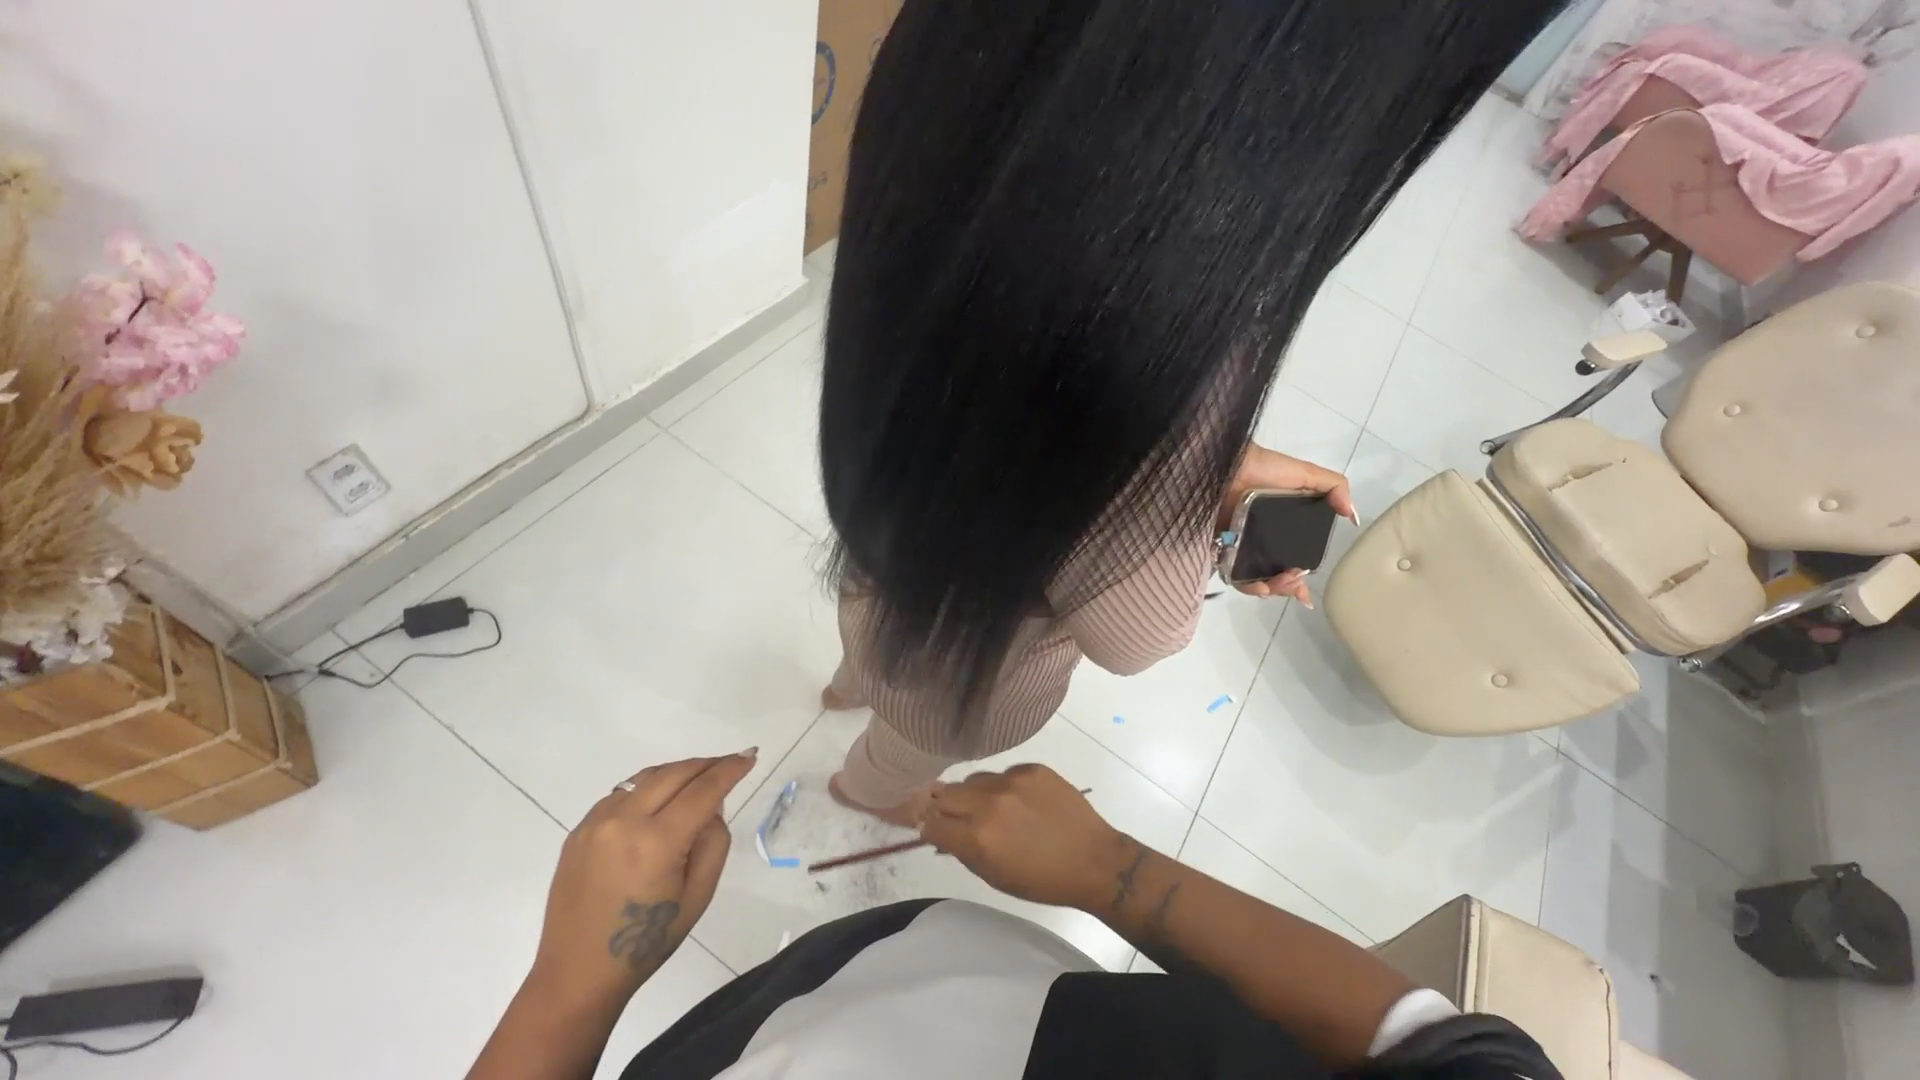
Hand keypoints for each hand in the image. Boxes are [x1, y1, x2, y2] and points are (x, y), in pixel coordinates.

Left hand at [530, 751, 756, 1003]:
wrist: (579, 972)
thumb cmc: (649, 941)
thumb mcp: (699, 894)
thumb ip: (714, 841)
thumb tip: (710, 806)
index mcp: (657, 842)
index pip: (703, 790)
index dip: (730, 769)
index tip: (749, 756)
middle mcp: (624, 821)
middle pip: (674, 773)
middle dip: (706, 764)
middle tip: (730, 762)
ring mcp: (595, 823)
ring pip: (645, 777)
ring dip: (676, 771)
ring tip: (698, 777)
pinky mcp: (579, 830)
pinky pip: (620, 794)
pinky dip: (647, 788)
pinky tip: (660, 800)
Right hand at [918, 764, 1133, 910]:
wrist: (1095, 861)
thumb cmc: (1043, 881)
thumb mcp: (995, 877)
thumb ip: (963, 852)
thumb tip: (944, 834)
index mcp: (978, 836)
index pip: (932, 822)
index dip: (930, 828)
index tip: (936, 831)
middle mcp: (990, 802)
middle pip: (947, 793)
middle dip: (947, 807)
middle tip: (959, 818)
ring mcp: (1013, 780)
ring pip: (974, 779)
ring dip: (975, 794)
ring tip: (994, 810)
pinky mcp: (1033, 769)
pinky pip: (1004, 773)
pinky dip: (1005, 787)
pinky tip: (1022, 803)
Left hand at [1222, 443, 1358, 604]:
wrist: (1230, 464)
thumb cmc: (1266, 468)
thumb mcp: (1306, 474)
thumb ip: (1334, 487)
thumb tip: (1352, 515)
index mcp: (1282, 531)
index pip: (1292, 562)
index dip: (1299, 583)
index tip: (1306, 597)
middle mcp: (1261, 542)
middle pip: (1274, 577)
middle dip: (1287, 587)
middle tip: (1293, 579)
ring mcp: (1240, 546)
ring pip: (1255, 580)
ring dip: (1271, 589)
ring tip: (1278, 583)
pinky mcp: (1222, 547)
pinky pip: (1233, 574)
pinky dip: (1247, 585)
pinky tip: (1259, 585)